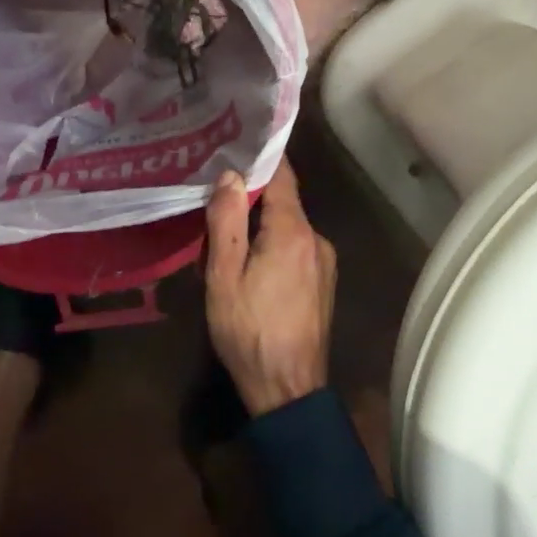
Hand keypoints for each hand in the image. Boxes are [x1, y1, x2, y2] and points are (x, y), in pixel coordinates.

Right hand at [204, 160, 337, 415]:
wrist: (288, 389)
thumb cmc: (248, 332)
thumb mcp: (223, 276)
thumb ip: (227, 222)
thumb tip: (232, 175)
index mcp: (294, 233)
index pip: (281, 176)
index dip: (258, 160)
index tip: (232, 146)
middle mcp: (317, 240)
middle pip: (282, 204)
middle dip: (249, 203)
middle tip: (212, 208)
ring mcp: (324, 264)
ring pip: (287, 231)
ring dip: (258, 232)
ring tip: (223, 249)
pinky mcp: (323, 284)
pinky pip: (295, 252)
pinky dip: (272, 251)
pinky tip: (248, 274)